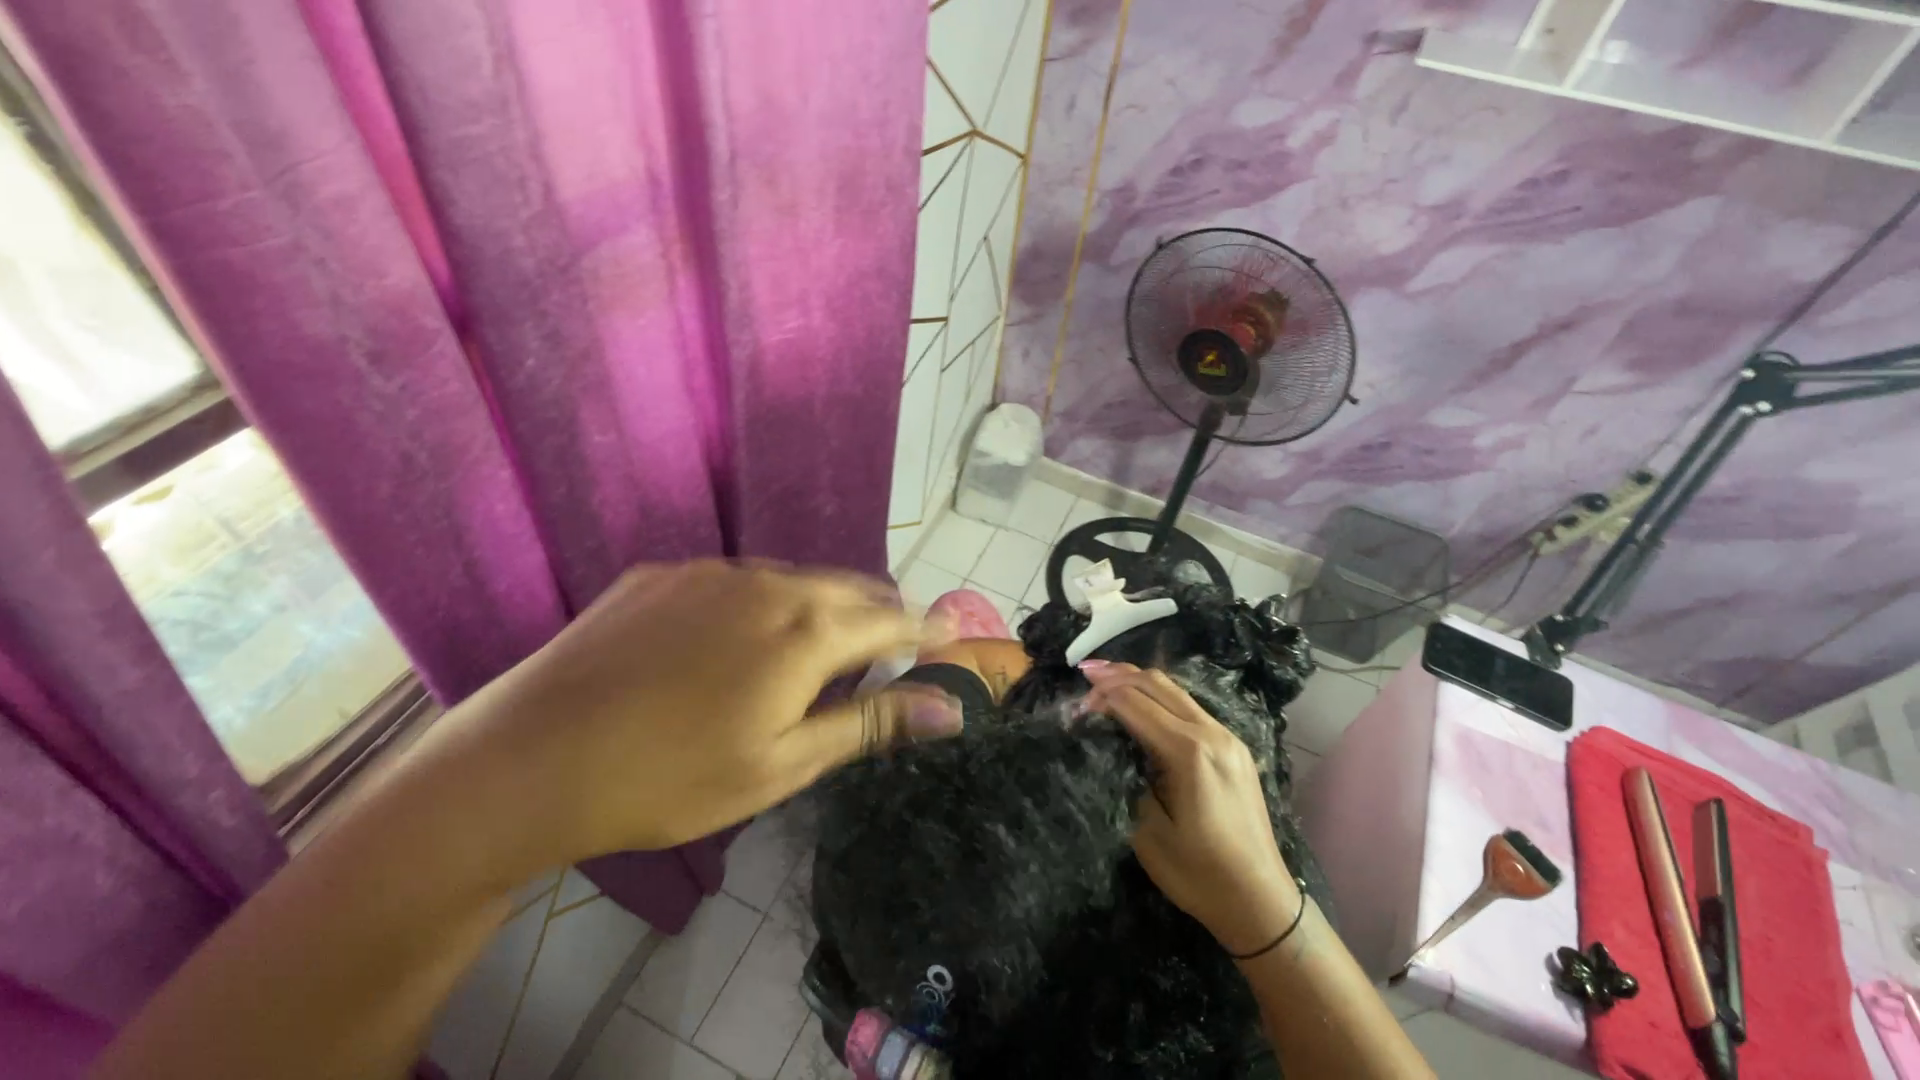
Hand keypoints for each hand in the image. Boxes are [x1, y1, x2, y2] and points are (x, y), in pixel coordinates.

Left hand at [432, 560, 962, 874]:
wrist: (531, 758)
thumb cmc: (672, 778)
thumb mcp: (783, 763)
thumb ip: (870, 724)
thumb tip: (952, 708)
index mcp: (806, 630)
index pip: (891, 619)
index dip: (926, 630)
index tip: (950, 636)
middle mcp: (766, 582)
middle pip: (846, 589)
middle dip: (879, 614)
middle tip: (893, 646)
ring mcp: (707, 573)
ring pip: (790, 580)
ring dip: (820, 606)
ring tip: (820, 644)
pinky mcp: (658, 575)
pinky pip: (734, 580)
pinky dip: (762, 602)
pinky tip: (737, 639)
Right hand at [1081, 661, 1301, 956]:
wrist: (1260, 901)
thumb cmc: (1199, 874)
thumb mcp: (1148, 832)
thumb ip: (1127, 777)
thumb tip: (1109, 744)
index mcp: (1190, 753)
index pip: (1134, 704)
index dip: (1100, 699)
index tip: (1072, 710)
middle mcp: (1212, 734)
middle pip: (1157, 685)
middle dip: (1117, 676)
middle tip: (1082, 674)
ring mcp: (1228, 738)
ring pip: (1176, 691)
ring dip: (1138, 682)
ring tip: (1104, 680)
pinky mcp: (1234, 749)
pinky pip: (1190, 708)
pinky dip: (1159, 698)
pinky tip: (1140, 706)